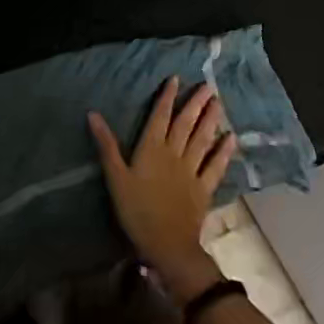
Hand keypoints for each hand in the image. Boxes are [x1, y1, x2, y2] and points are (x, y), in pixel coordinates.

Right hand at [89, 76, 237, 303]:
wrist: (167, 244)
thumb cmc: (136, 210)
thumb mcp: (115, 178)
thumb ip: (107, 145)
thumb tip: (93, 114)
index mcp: (151, 149)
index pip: (160, 116)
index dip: (167, 97)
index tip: (176, 78)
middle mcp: (174, 153)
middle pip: (185, 123)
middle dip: (195, 103)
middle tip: (208, 85)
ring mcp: (191, 170)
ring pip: (202, 139)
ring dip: (210, 120)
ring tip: (219, 102)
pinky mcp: (204, 188)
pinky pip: (215, 165)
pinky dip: (224, 151)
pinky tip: (231, 138)